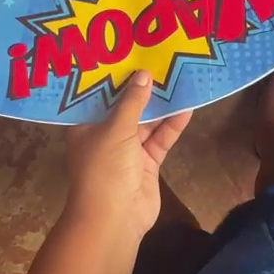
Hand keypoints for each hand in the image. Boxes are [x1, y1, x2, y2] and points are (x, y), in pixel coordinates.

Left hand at [62, 71, 191, 245]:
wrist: (115, 218)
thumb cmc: (104, 168)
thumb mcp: (116, 129)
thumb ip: (132, 102)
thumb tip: (144, 74)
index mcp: (86, 126)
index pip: (98, 96)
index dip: (113, 77)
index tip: (128, 55)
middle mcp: (105, 135)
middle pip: (126, 107)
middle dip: (142, 89)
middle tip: (160, 62)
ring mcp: (127, 150)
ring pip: (146, 122)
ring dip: (161, 106)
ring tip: (179, 78)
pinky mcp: (147, 163)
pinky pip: (160, 139)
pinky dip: (172, 126)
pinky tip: (187, 108)